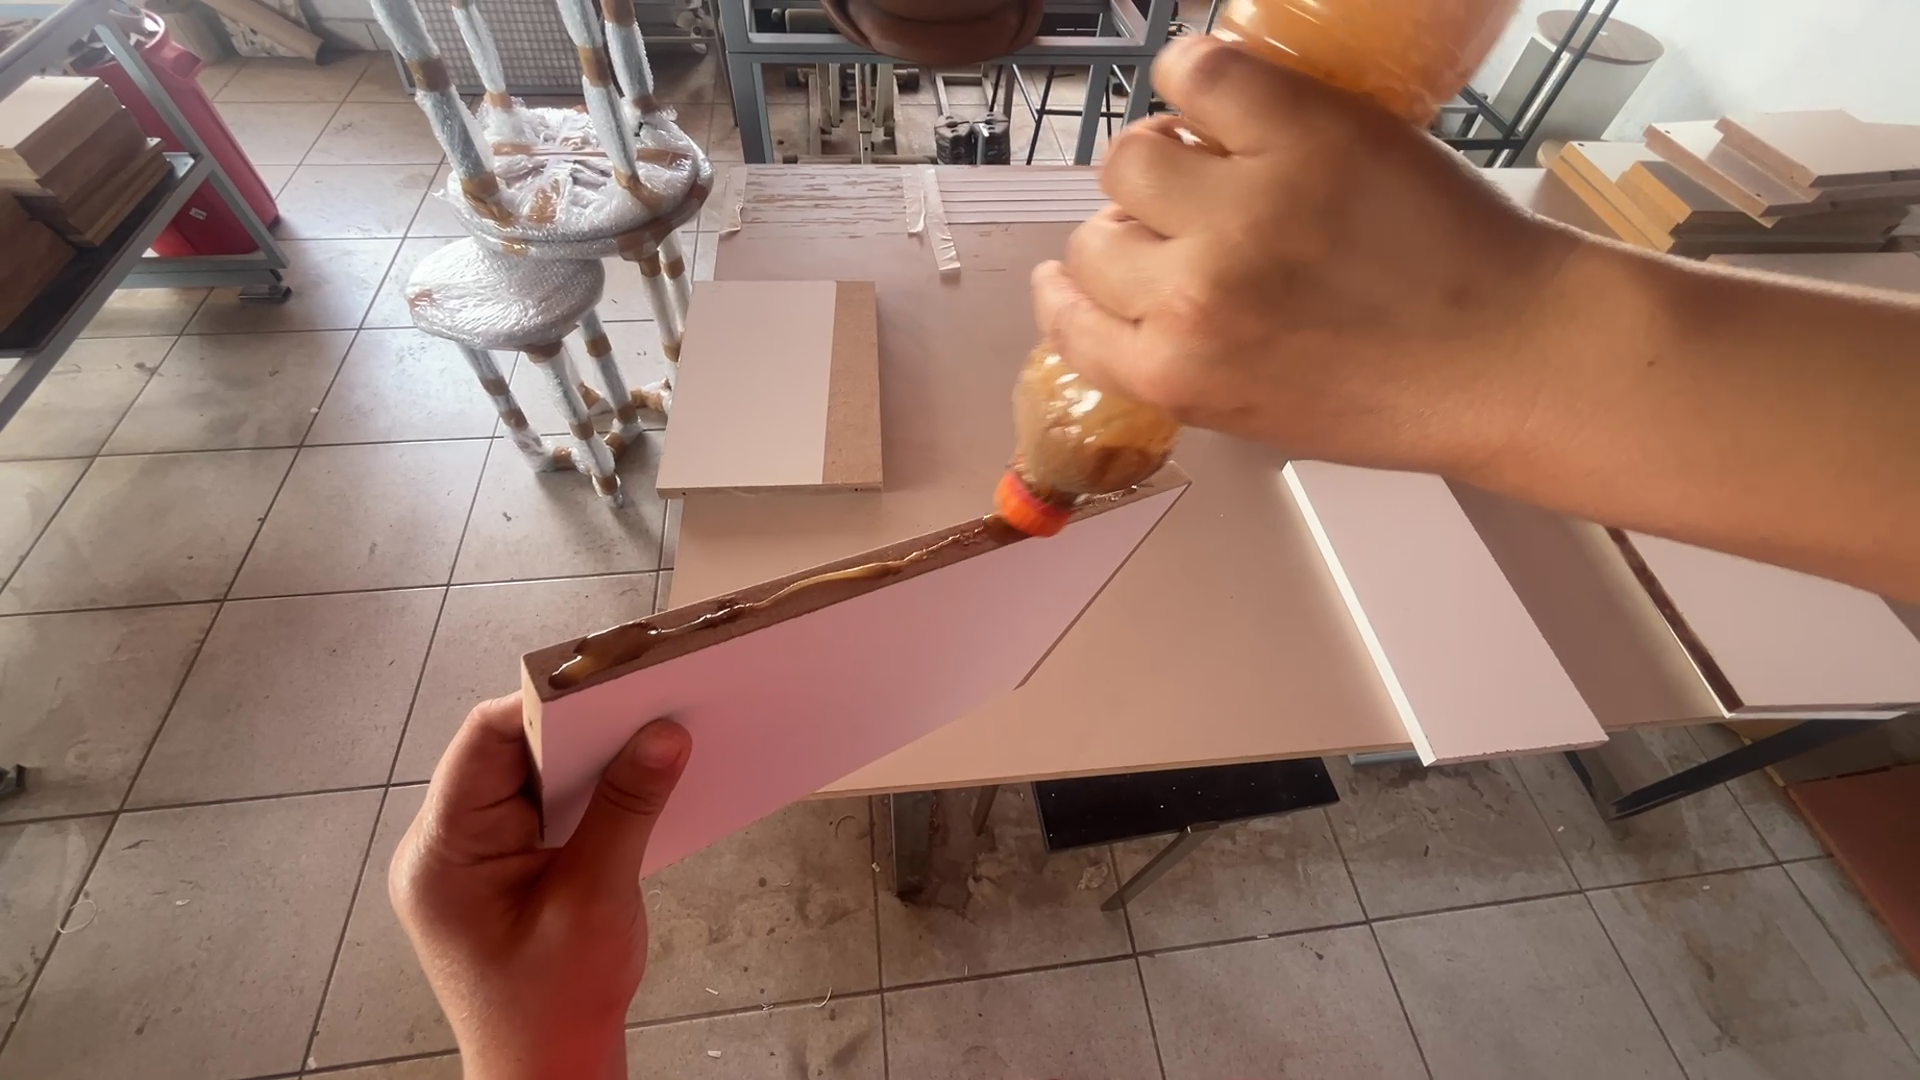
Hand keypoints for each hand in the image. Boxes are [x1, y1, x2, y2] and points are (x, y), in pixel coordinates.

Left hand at [389, 695, 691, 1079]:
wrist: (550, 1070)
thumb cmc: (555, 1000)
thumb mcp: (596, 898)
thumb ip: (628, 809)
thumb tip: (665, 734)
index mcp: (445, 851)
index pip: (484, 742)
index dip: (545, 702)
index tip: (612, 681)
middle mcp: (453, 843)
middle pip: (511, 750)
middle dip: (578, 725)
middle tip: (641, 704)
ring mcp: (482, 854)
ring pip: (537, 773)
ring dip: (590, 755)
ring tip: (645, 733)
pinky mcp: (514, 863)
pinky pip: (553, 801)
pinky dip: (594, 784)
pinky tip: (633, 777)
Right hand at [1033, 35, 1587, 475]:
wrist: (1505, 359)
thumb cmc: (1373, 402)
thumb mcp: (1238, 414)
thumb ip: (1163, 362)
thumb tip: (1118, 302)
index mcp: (1170, 373)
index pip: (1065, 320)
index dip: (1063, 294)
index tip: (1068, 279)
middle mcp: (1188, 295)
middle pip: (1093, 241)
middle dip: (1121, 240)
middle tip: (1170, 232)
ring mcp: (1242, 208)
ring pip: (1128, 160)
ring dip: (1150, 166)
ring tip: (1198, 168)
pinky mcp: (1302, 132)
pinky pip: (1198, 74)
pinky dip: (1192, 74)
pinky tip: (1212, 93)